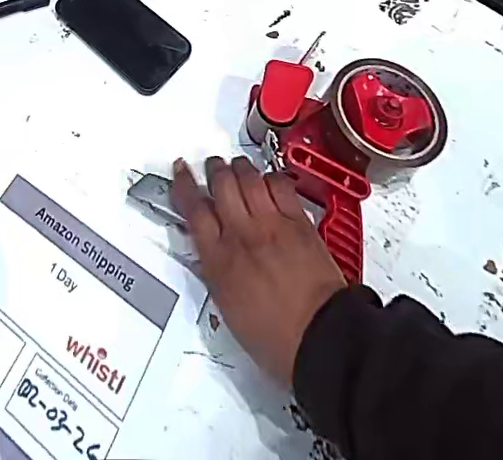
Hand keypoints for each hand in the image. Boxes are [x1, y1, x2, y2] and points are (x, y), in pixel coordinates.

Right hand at [170, 155, 346, 387]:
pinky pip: (280, 185)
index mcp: (219, 261)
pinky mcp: (299, 221)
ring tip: (237, 165)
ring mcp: (272, 224)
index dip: (184, 184)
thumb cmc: (276, 336)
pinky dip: (270, 176)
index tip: (182, 172)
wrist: (320, 338)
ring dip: (240, 167)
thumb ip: (215, 270)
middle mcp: (242, 235)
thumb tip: (209, 252)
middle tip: (213, 166)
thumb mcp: (228, 306)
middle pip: (221, 183)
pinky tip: (268, 178)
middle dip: (214, 169)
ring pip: (248, 177)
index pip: (193, 209)